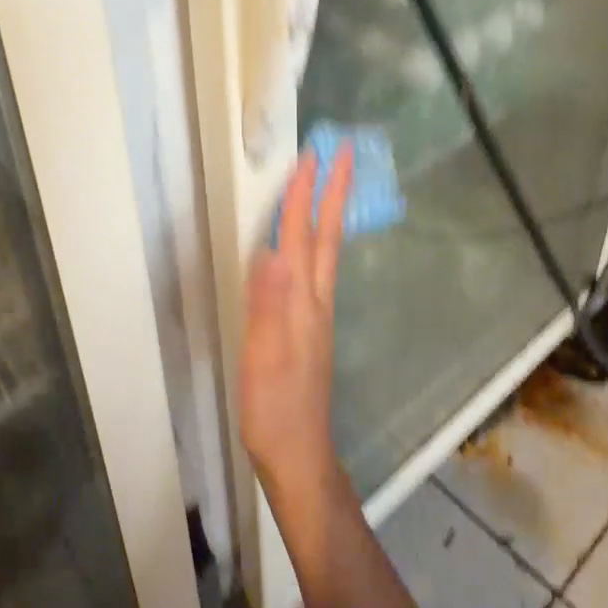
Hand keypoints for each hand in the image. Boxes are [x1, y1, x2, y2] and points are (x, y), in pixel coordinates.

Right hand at [240, 142, 354, 494]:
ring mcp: (316, 315)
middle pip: (325, 236)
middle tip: (343, 152)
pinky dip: (316, 243)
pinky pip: (316, 271)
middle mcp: (315, 301)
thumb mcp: (264, 359)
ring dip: (327, 213)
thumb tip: (270, 250)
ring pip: (324, 252)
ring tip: (329, 186)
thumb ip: (267, 305)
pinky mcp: (310, 330)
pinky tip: (307, 248)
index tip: (313, 153)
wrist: (298, 455)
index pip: (302, 236)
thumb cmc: (275, 409)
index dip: (305, 195)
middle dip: (333, 192)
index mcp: (302, 302)